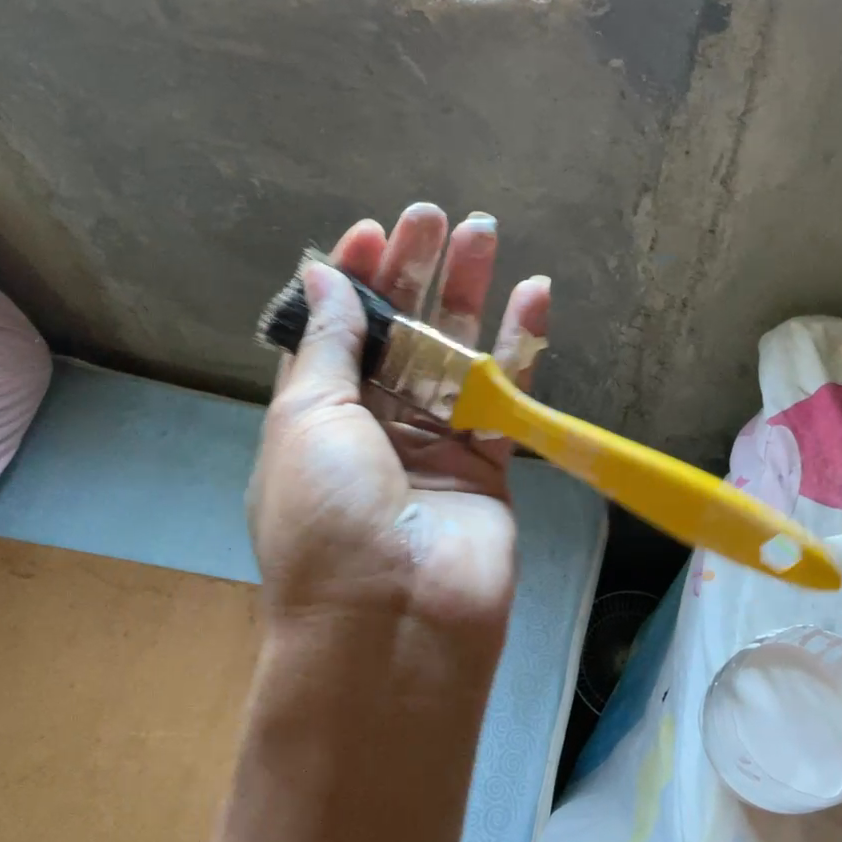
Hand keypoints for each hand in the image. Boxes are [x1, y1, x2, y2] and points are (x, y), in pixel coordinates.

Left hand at [247, 204, 550, 647]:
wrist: (393, 625)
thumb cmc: (328, 516)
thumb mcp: (307, 420)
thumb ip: (329, 344)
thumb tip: (321, 272)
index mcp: (317, 418)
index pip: (337, 333)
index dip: (353, 279)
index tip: (374, 231)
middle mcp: (375, 427)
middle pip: (399, 335)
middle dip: (414, 274)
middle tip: (434, 216)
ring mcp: (435, 445)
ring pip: (455, 355)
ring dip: (469, 295)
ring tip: (483, 231)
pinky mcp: (489, 465)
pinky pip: (506, 396)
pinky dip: (521, 346)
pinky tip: (535, 294)